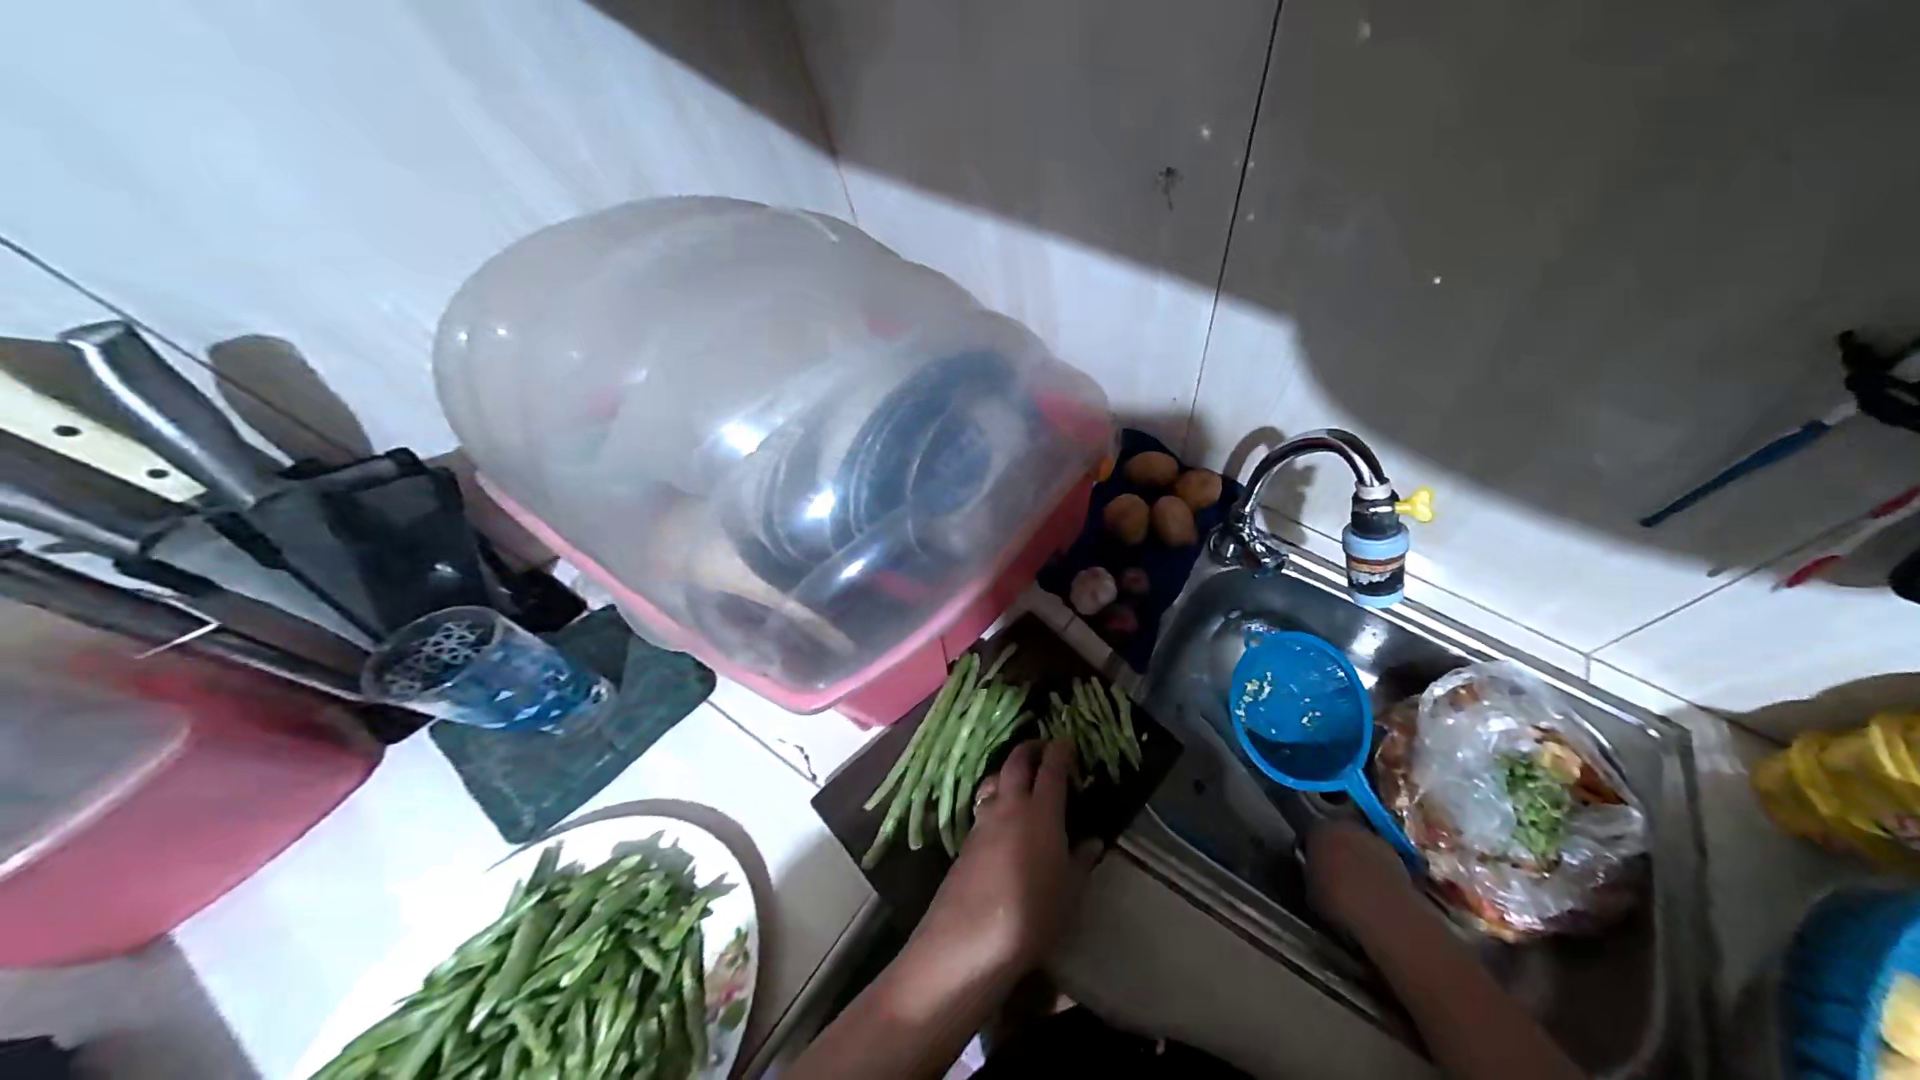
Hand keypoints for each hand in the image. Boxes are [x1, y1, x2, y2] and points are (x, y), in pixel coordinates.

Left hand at [901, 739, 1102, 988]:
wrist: (970, 938)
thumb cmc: (1033, 914)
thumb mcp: (1070, 892)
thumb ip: (1081, 861)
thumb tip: (1092, 840)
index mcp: (1041, 813)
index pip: (1052, 770)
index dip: (1060, 752)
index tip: (1067, 741)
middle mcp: (1010, 807)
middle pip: (1016, 763)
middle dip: (1030, 749)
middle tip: (1043, 748)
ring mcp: (983, 822)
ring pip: (994, 780)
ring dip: (1007, 771)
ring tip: (1019, 779)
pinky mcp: (965, 841)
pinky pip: (983, 806)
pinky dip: (994, 799)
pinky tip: (1002, 818)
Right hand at [1305, 819, 1419, 934]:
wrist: (1389, 918)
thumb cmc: (1339, 902)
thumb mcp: (1310, 890)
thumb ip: (1310, 872)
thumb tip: (1312, 872)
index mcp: (1320, 829)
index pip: (1309, 832)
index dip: (1309, 849)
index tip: (1308, 864)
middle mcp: (1348, 826)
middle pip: (1338, 834)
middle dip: (1335, 849)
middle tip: (1331, 872)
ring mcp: (1376, 840)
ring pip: (1360, 846)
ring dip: (1357, 858)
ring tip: (1354, 884)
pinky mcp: (1400, 858)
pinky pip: (1379, 861)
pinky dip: (1376, 870)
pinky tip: (1373, 891)